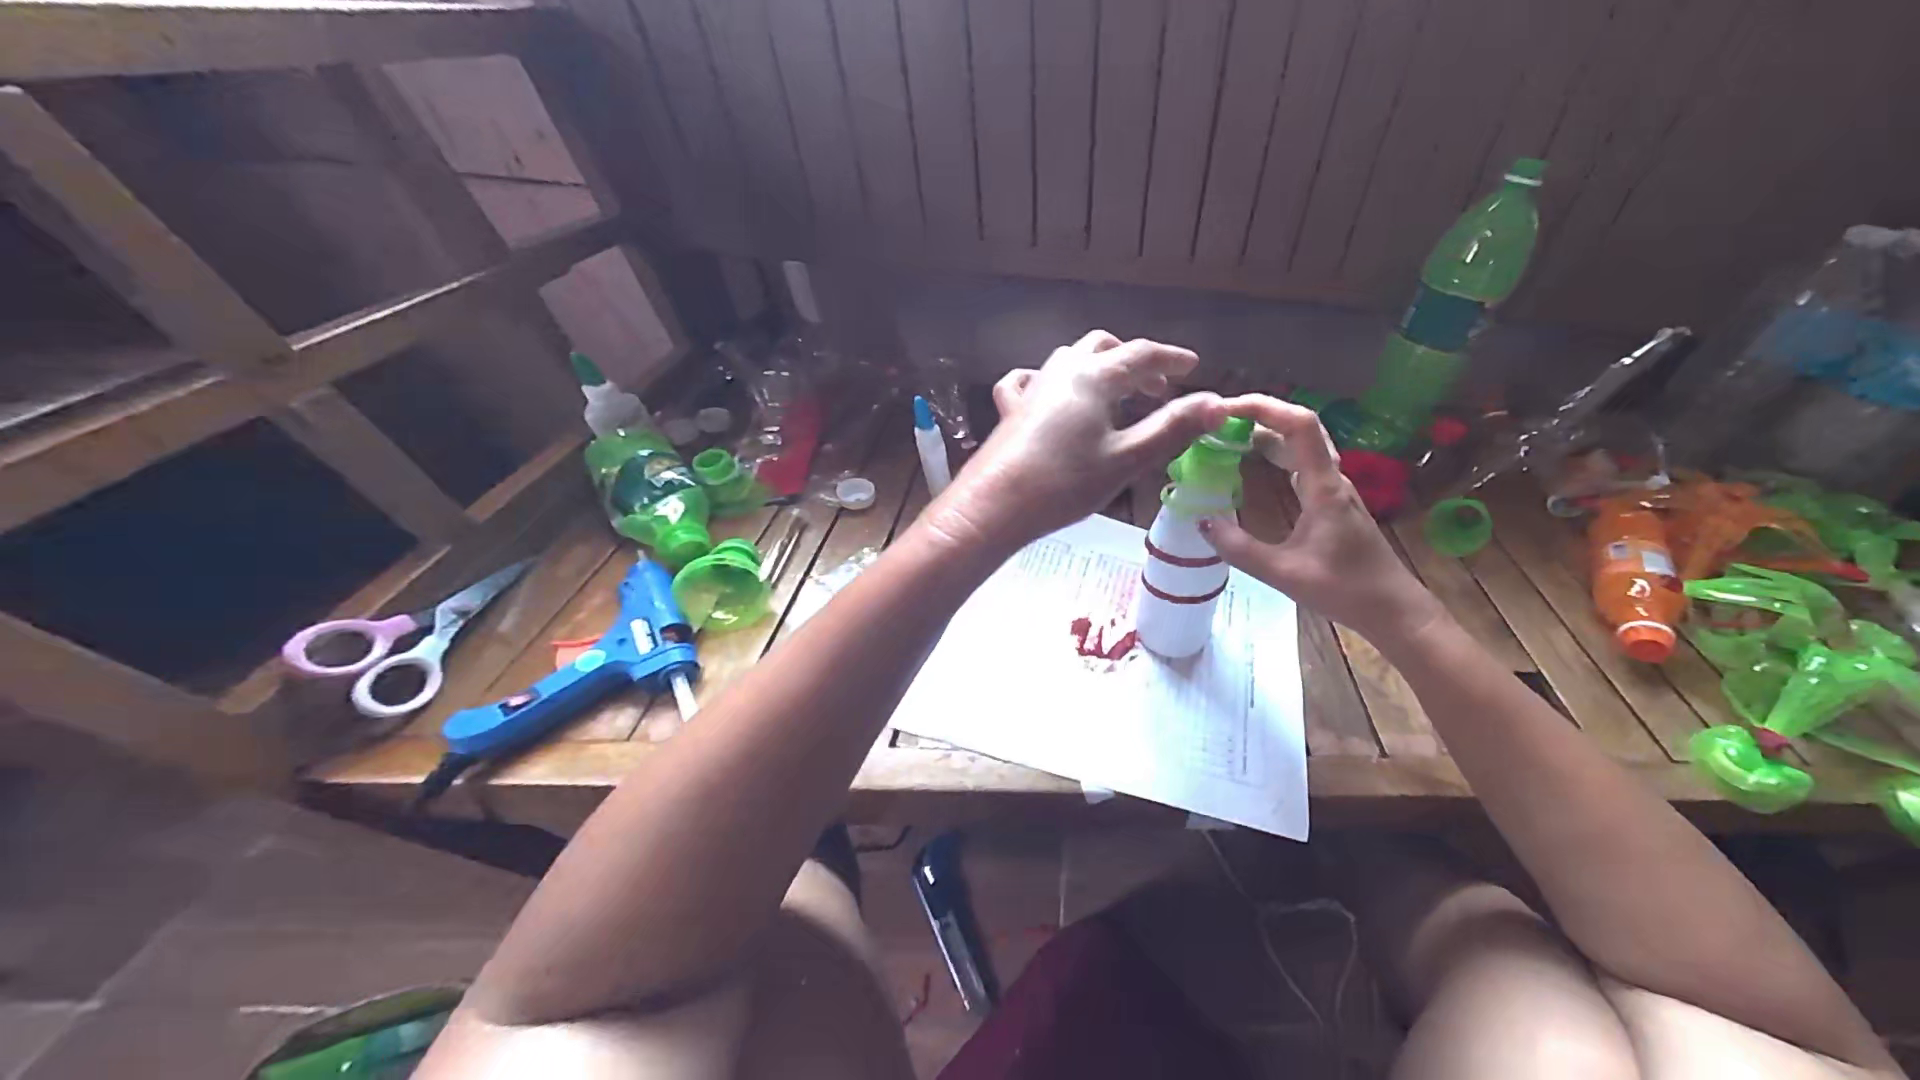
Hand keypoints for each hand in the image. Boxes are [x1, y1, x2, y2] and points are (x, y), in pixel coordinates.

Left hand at [928, 331, 1226, 553]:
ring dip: (1098, 368)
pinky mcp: (1010, 410)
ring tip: (1115, 396)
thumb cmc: (1064, 484)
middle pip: (1104, 348)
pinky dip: (1052, 381)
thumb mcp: (1126, 459)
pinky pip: (1031, 380)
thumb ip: (1171, 428)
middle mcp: (1062, 371)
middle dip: (1135, 362)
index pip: (1142, 354)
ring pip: (1070, 359)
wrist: (994, 506)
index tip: (1193, 367)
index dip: (1171, 358)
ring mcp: (1032, 388)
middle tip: (1157, 389)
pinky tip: (1052, 395)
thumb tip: (1217, 403)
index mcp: (1094, 377)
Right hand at [1198, 395, 1446, 646]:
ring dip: (1263, 432)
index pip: (1299, 426)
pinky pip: (1298, 462)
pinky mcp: (1329, 500)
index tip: (1223, 411)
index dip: (1262, 407)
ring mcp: (1332, 488)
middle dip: (1256, 415)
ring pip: (1298, 444)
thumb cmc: (1345, 590)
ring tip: (1224, 436)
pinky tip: (1248, 462)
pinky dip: (1271, 453)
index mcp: (1324, 488)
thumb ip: (1240, 549)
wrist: (1392, 609)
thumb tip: (1202, 522)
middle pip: (1297, 427)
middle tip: (1214, 422)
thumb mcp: (1284, 574)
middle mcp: (1331, 478)